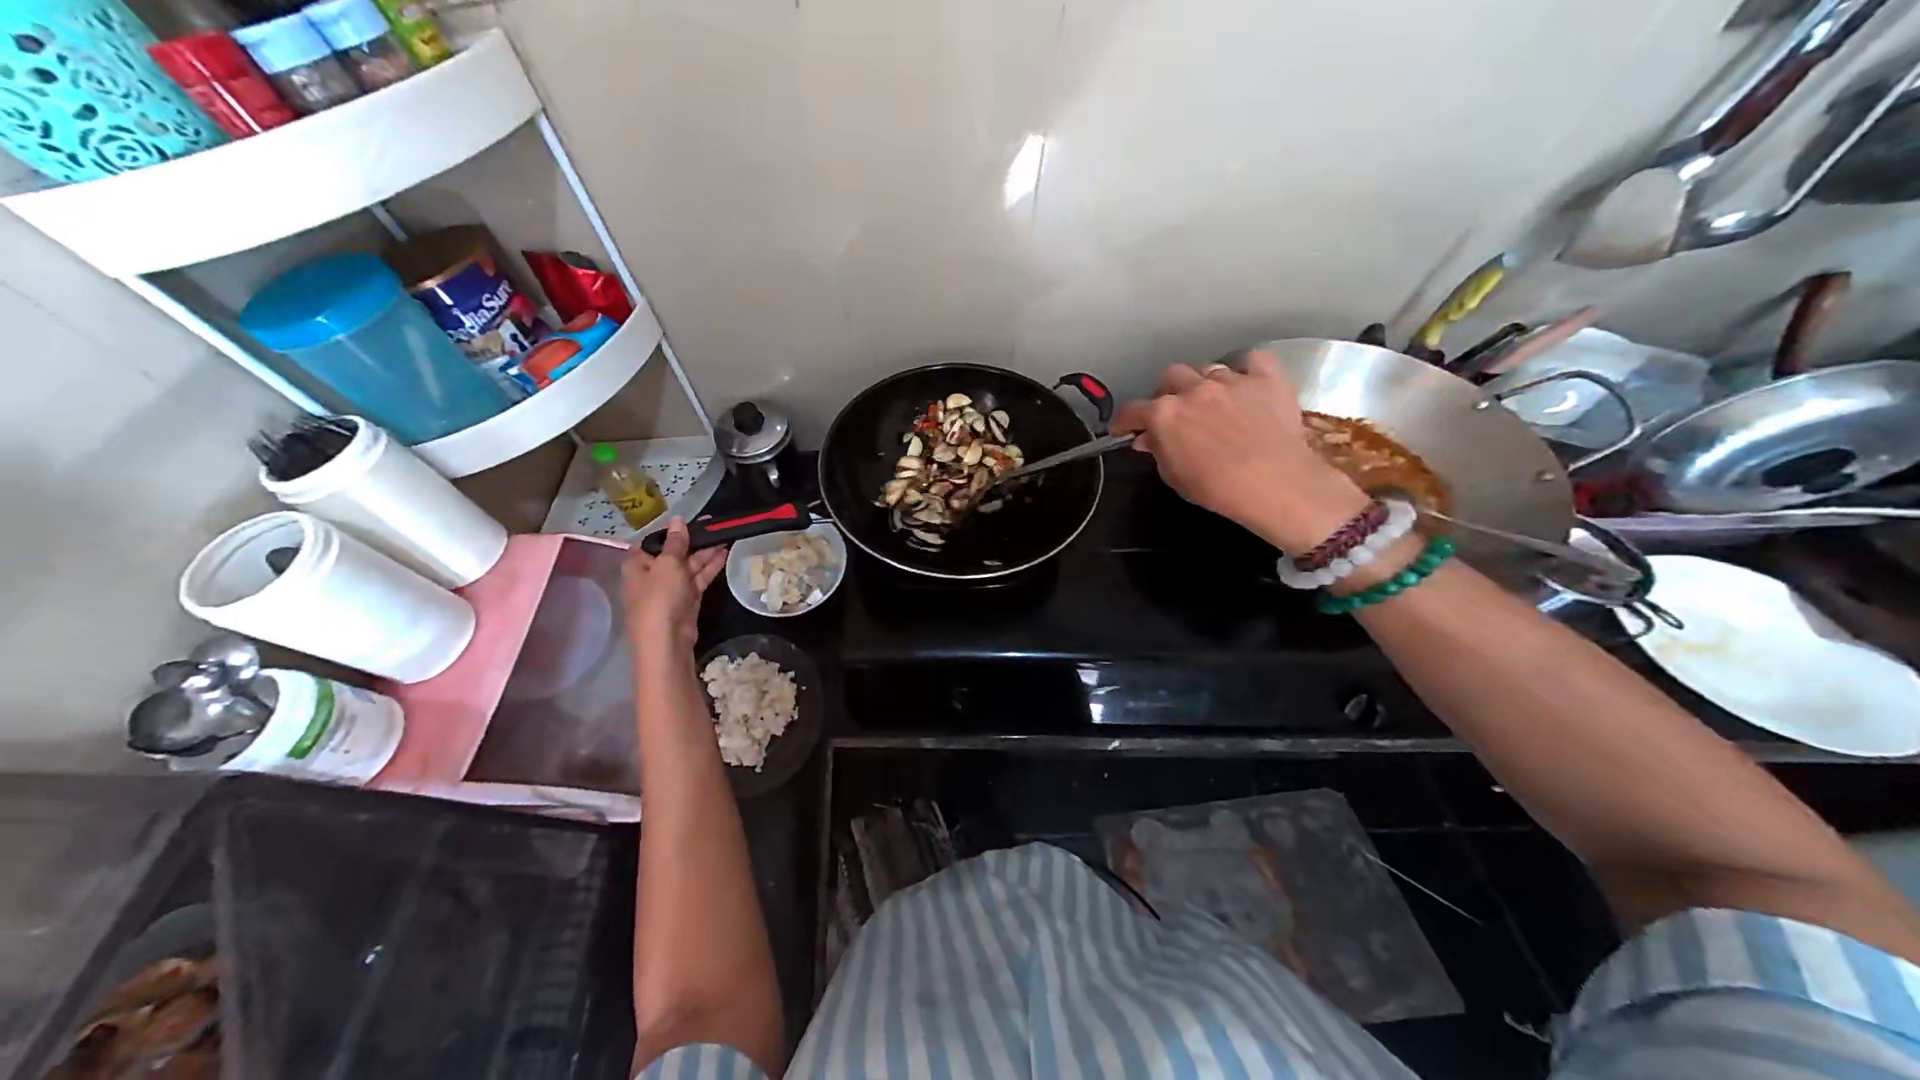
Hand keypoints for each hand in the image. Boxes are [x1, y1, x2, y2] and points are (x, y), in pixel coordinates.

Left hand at [622, 518, 727, 653]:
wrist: (666, 640)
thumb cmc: (659, 597)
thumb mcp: (668, 564)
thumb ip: (676, 542)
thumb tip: (677, 519)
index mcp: (637, 565)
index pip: (652, 542)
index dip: (670, 531)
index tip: (690, 520)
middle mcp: (651, 576)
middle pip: (672, 554)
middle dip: (693, 542)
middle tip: (714, 526)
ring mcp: (669, 590)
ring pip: (688, 567)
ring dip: (705, 554)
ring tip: (725, 537)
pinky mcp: (686, 602)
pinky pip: (697, 581)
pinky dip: (709, 569)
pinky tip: (724, 556)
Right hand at [1113, 352, 1369, 553]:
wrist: (1273, 484)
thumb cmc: (1218, 488)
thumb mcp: (1174, 476)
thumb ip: (1157, 451)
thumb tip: (1147, 439)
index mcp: (1164, 414)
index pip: (1133, 410)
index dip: (1126, 420)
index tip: (1126, 428)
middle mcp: (1194, 390)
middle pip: (1171, 377)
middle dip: (1168, 393)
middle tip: (1175, 412)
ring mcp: (1231, 381)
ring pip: (1207, 369)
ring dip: (1203, 383)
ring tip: (1212, 401)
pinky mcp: (1266, 379)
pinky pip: (1253, 361)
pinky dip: (1247, 369)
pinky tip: (1246, 383)